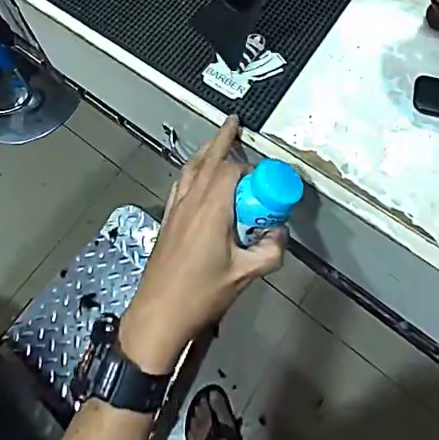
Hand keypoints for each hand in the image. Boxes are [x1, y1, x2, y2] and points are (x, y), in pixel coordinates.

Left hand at [120, 118, 285, 372]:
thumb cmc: (201, 295)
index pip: (231, 170)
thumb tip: (280, 234)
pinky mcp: (168, 218)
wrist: (158, 316)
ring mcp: (176, 208)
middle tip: (234, 123)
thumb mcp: (244, 275)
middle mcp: (192, 201)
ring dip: (206, 150)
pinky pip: (181, 182)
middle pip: (209, 159)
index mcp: (212, 209)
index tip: (263, 181)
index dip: (249, 169)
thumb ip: (270, 252)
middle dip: (223, 139)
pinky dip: (191, 169)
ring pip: (192, 168)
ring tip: (217, 139)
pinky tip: (195, 172)